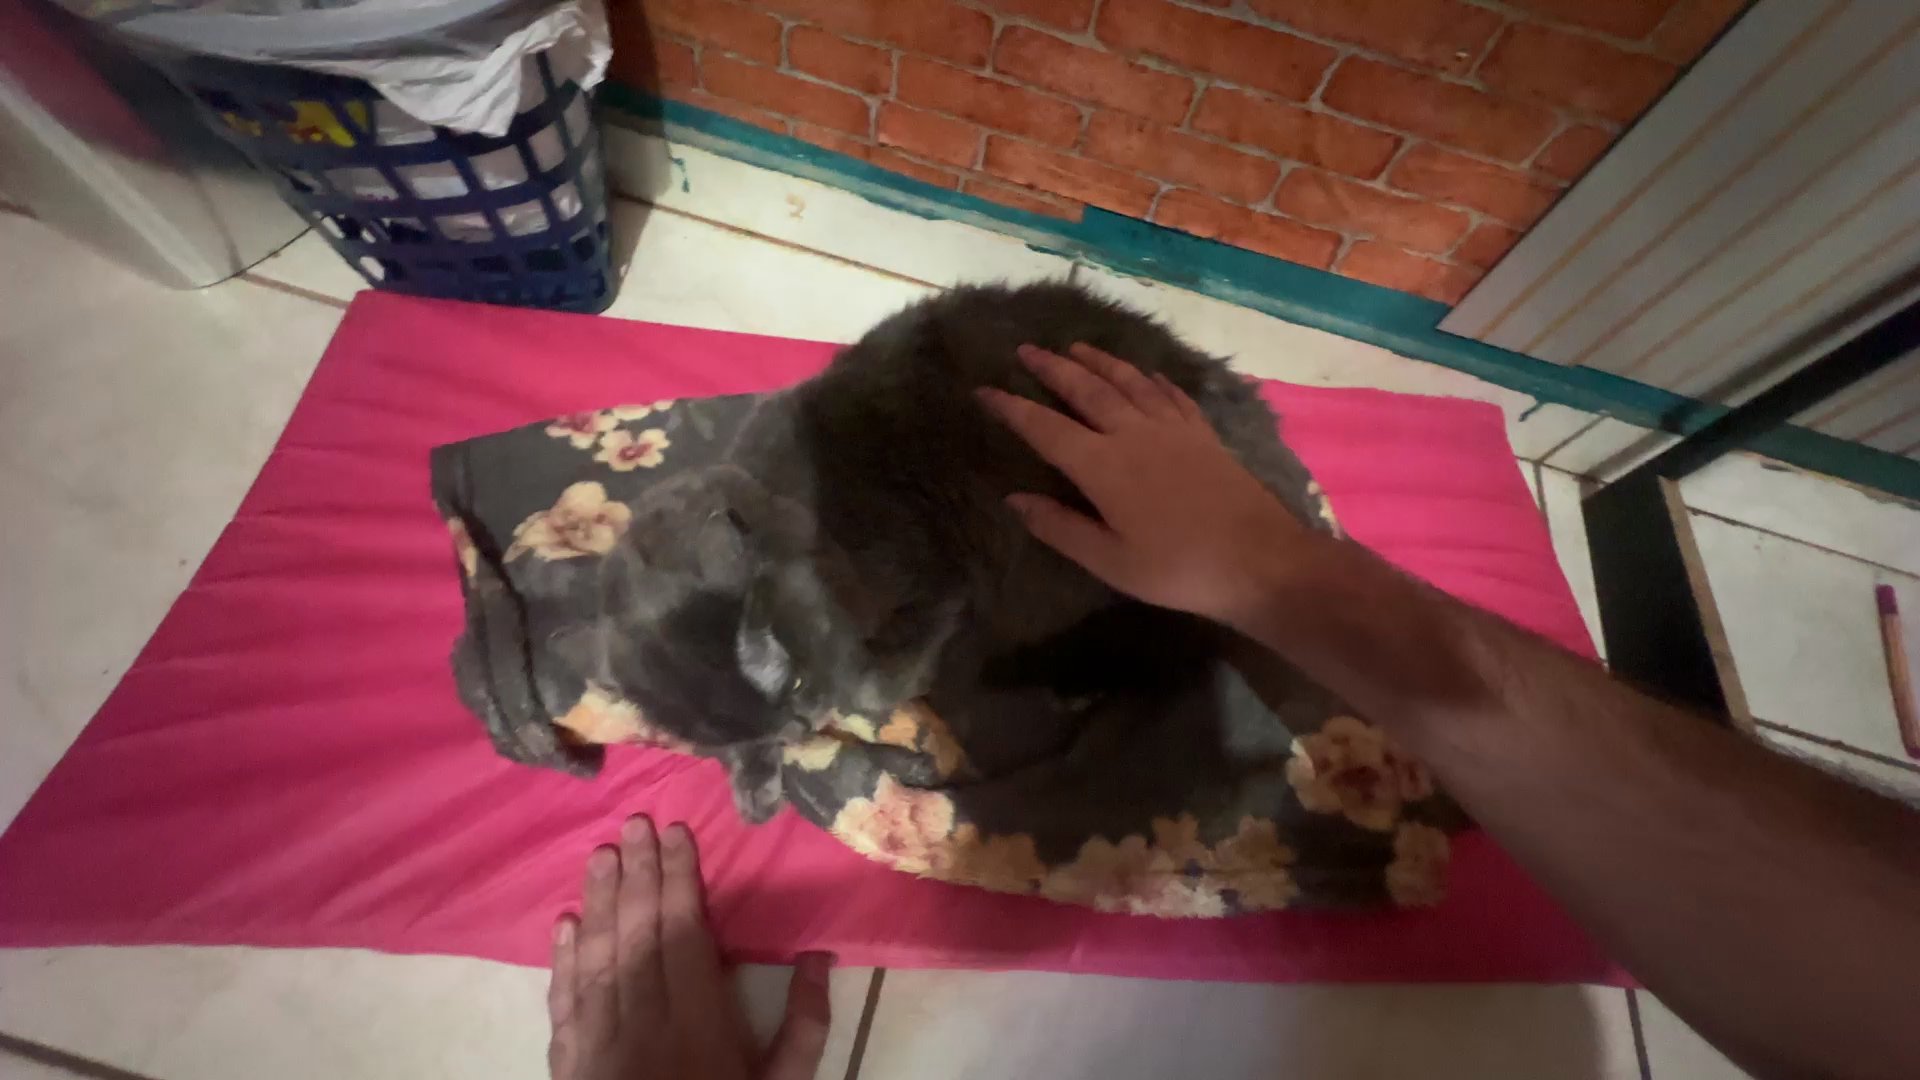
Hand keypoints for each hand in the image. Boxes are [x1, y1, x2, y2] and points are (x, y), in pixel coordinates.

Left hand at [548, 817, 832, 1079]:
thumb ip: (805, 1026)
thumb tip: (819, 954)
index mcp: (698, 1026)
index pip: (684, 935)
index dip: (679, 880)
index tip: (677, 833)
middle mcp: (642, 1026)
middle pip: (638, 936)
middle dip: (639, 875)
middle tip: (634, 822)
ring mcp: (597, 1048)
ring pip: (597, 960)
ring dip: (599, 903)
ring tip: (601, 854)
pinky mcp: (568, 1069)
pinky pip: (562, 1007)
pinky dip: (561, 963)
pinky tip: (563, 924)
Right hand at [977, 343, 1309, 627]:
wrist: (1260, 561)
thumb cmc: (1176, 568)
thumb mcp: (1108, 560)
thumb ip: (1059, 527)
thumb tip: (1014, 499)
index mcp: (1103, 466)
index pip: (1045, 428)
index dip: (1012, 408)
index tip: (984, 390)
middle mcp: (1133, 434)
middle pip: (1086, 390)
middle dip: (1053, 368)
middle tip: (1027, 350)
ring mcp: (1172, 429)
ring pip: (1128, 382)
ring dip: (1098, 362)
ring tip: (1076, 347)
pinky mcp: (1202, 434)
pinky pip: (1169, 394)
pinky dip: (1150, 378)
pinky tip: (1144, 372)